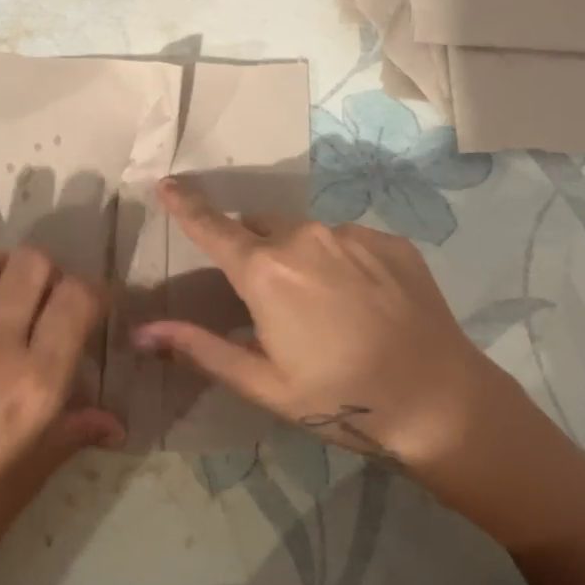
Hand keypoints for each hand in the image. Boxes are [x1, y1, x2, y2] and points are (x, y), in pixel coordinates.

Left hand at [0, 246, 125, 584]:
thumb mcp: (32, 478)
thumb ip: (73, 433)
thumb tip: (115, 423)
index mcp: (37, 383)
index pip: (78, 297)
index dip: (94, 294)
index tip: (93, 310)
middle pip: (32, 263)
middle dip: (50, 274)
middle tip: (47, 303)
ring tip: (2, 295)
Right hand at [134, 177, 509, 469]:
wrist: (441, 400)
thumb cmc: (342, 398)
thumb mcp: (264, 384)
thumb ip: (201, 348)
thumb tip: (143, 331)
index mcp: (265, 271)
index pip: (212, 227)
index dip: (185, 205)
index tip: (168, 184)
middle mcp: (304, 238)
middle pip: (258, 228)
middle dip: (250, 248)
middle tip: (263, 295)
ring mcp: (352, 235)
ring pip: (304, 233)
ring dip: (297, 256)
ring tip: (320, 307)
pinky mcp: (390, 241)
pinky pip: (347, 240)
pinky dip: (339, 261)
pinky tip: (361, 303)